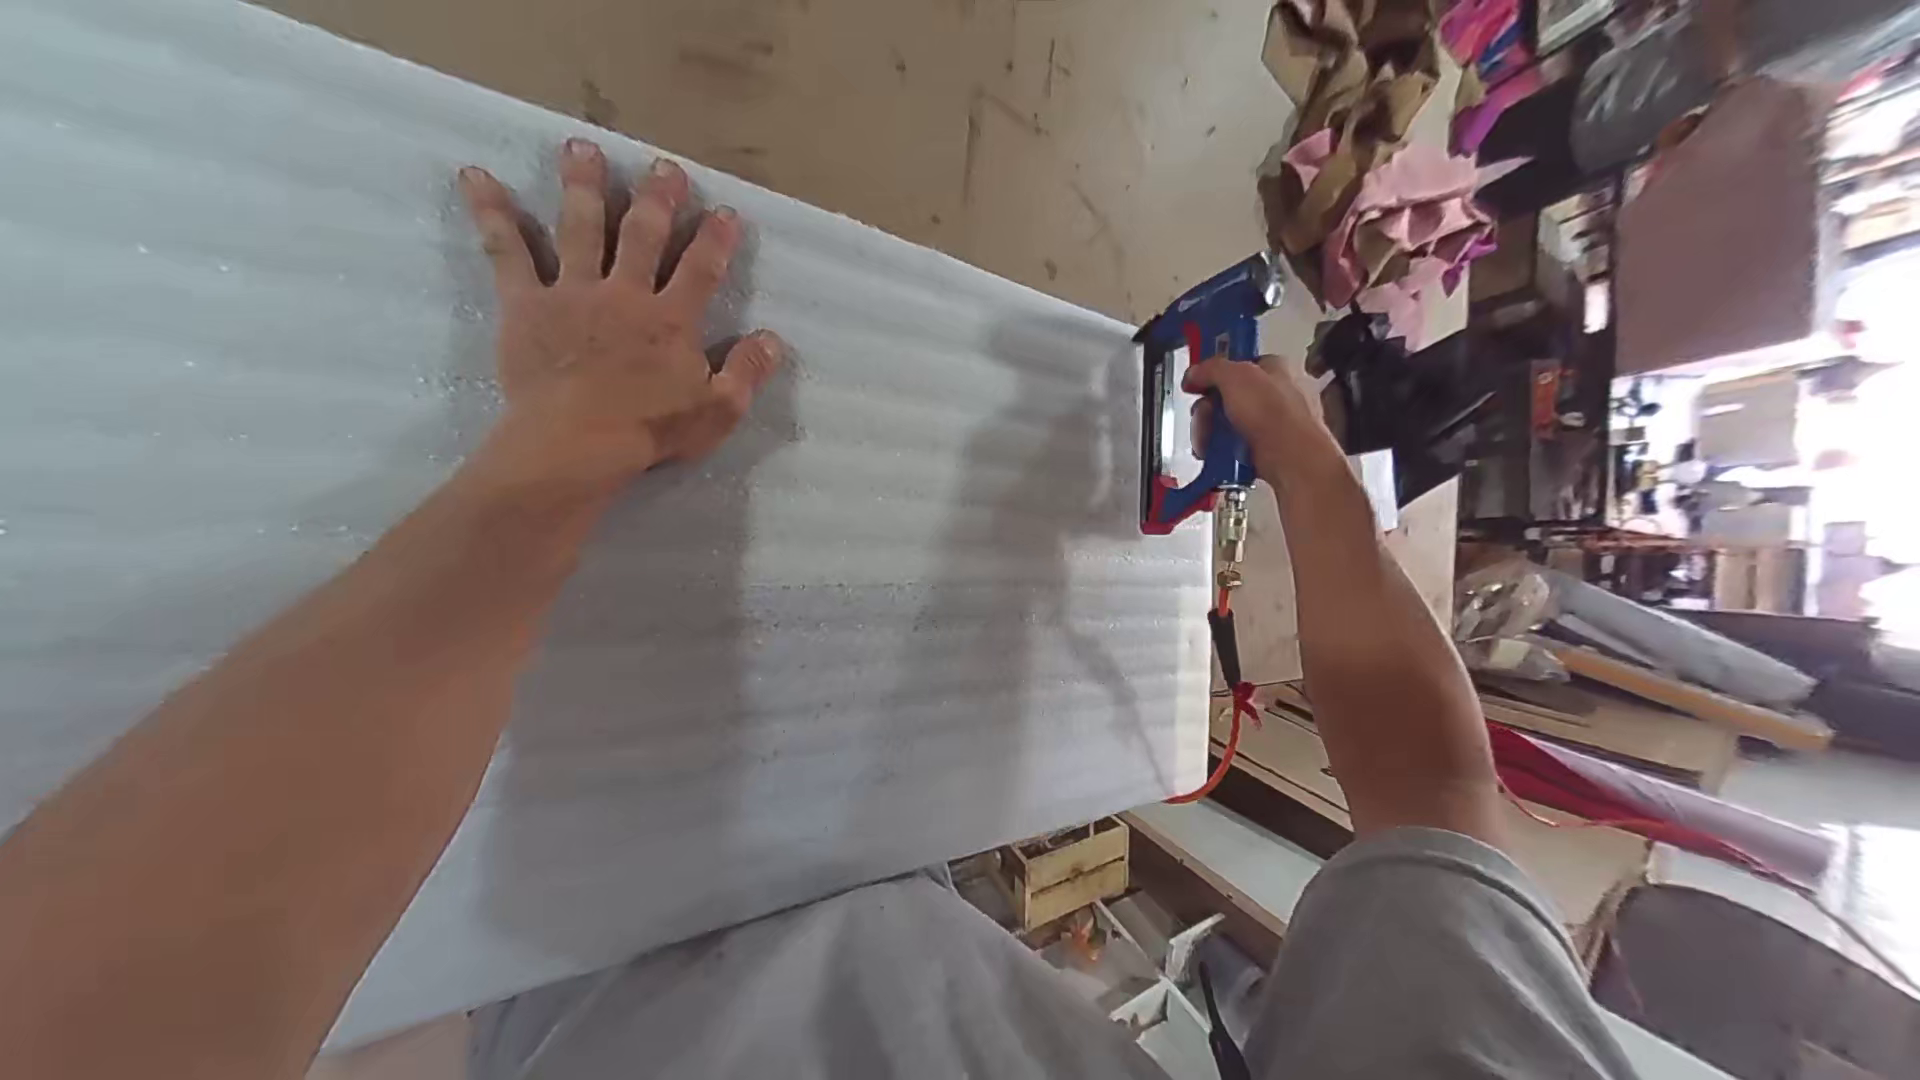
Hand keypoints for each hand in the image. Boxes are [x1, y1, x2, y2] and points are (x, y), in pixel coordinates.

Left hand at [456, 138, 785, 492]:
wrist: (577, 442)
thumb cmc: (653, 430)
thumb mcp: (719, 409)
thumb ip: (748, 372)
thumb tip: (773, 339)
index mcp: (672, 320)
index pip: (701, 270)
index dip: (715, 239)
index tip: (725, 212)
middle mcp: (625, 294)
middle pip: (643, 235)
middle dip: (657, 199)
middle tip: (664, 166)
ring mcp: (573, 293)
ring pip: (580, 228)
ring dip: (584, 187)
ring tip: (583, 149)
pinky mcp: (526, 304)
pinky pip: (507, 252)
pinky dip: (492, 214)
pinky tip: (477, 178)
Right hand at [1183, 355, 1321, 472]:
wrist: (1291, 459)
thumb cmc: (1273, 413)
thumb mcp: (1236, 377)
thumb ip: (1211, 369)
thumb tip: (1193, 374)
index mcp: (1274, 368)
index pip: (1236, 364)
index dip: (1213, 373)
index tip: (1196, 383)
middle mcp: (1274, 394)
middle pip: (1225, 397)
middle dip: (1207, 410)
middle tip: (1204, 417)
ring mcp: (1269, 423)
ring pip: (1225, 424)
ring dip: (1209, 433)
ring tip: (1208, 442)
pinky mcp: (1262, 449)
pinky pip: (1231, 445)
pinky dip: (1219, 450)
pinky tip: (1216, 455)